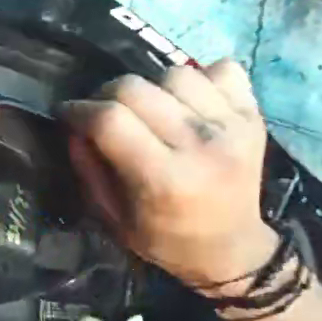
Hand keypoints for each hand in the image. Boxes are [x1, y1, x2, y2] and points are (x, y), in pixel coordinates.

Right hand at [63, 60, 278, 287]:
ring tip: (151, 109)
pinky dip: (201, 79)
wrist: (233, 251)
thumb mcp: (113, 217)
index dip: (79, 109)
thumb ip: (88, 168)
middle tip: (104, 111)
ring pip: (175, 73)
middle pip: (136, 87)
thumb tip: (73, 123)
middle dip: (107, 94)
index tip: (69, 112)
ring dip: (153, 87)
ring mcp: (232, 127)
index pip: (109, 119)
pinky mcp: (252, 116)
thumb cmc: (166, 239)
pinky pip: (222, 69)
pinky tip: (190, 102)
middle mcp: (201, 145)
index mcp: (164, 179)